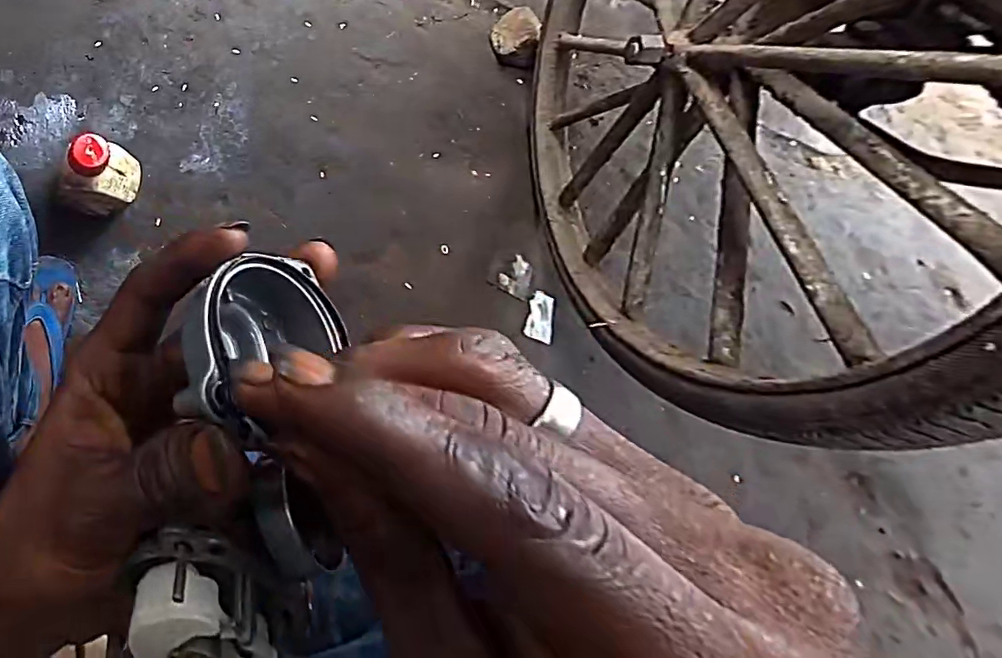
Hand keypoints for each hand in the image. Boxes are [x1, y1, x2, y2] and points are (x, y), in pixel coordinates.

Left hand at [0, 226, 309, 655]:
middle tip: (319, 270)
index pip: (147, 294)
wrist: (38, 601)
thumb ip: (157, 474)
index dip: (187, 259)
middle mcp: (156, 385)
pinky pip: (252, 449)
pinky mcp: (208, 471)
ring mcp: (185, 427)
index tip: (237, 238)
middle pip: (213, 332)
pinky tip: (328, 440)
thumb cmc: (44, 530)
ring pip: (240, 388)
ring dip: (284, 376)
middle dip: (263, 303)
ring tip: (341, 355)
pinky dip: (286, 445)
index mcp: (113, 367)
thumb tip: (232, 451)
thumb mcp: (96, 496)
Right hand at [237, 328, 862, 657]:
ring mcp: (703, 501)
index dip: (381, 426)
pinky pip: (538, 396)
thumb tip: (312, 446)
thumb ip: (398, 566)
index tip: (281, 388)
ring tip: (330, 388)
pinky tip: (396, 391)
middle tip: (283, 382)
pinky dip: (449, 382)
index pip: (510, 493)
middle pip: (509, 418)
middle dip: (374, 387)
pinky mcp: (671, 475)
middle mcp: (719, 550)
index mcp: (692, 648)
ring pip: (521, 384)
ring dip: (404, 371)